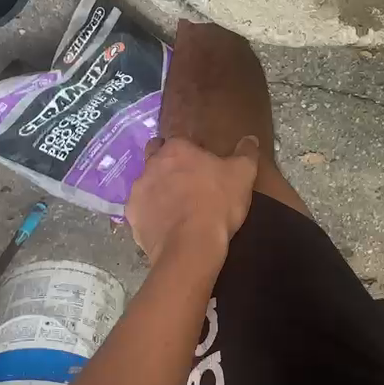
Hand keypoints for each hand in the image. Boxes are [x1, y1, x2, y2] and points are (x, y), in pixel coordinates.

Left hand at [125, 135, 259, 266]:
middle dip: (165, 162)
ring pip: (146, 183)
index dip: (187, 148)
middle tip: (184, 178)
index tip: (199, 160)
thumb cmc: (217, 202)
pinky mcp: (133, 218)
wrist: (191, 246)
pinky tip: (165, 224)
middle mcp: (152, 165)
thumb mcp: (242, 174)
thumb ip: (246, 153)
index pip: (176, 138)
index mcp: (176, 149)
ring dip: (157, 188)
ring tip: (175, 205)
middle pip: (154, 155)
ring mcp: (139, 192)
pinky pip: (141, 210)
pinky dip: (151, 214)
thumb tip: (250, 139)